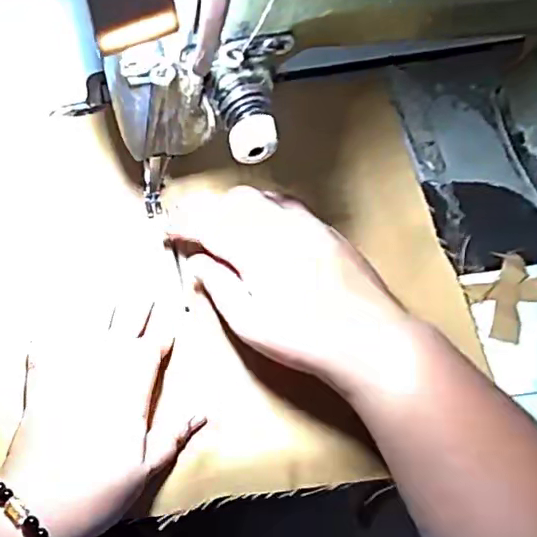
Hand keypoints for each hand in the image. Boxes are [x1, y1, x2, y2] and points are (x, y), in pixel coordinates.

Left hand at [0, 297, 206, 536]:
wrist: (37, 504)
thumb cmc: (100, 491)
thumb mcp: (146, 469)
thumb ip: (172, 435)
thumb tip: (202, 412)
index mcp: (131, 393)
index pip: (152, 350)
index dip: (163, 328)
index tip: (172, 308)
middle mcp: (99, 374)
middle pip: (121, 331)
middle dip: (135, 308)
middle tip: (143, 287)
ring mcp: (65, 378)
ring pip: (84, 332)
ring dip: (98, 313)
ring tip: (106, 291)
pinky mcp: (36, 389)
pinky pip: (42, 353)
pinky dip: (46, 338)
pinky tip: (46, 327)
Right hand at [168, 186, 423, 393]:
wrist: (369, 339)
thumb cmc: (306, 339)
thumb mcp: (249, 323)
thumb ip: (219, 287)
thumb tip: (200, 264)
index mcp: (255, 247)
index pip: (207, 222)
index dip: (181, 223)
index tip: (167, 230)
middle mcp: (280, 224)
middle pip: (232, 201)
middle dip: (205, 211)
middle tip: (190, 231)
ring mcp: (307, 223)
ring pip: (260, 197)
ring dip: (233, 207)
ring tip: (222, 228)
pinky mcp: (326, 230)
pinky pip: (286, 205)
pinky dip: (262, 209)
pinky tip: (262, 228)